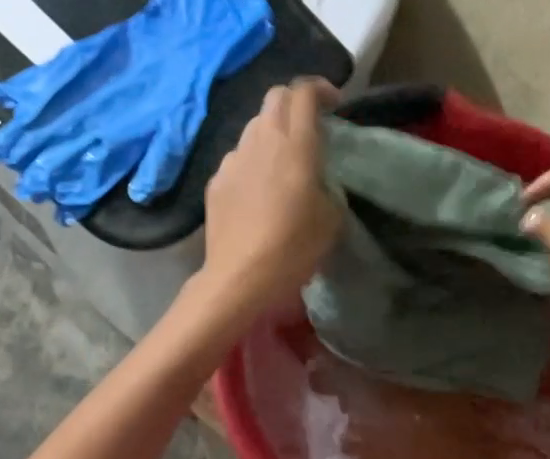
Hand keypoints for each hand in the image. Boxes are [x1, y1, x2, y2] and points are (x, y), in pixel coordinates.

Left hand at [198, 78, 341, 313]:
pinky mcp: (215, 182)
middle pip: (275, 98)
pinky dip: (251, 164)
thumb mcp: (331, 220)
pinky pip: (237, 160)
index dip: (320, 89)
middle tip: (308, 128)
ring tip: (280, 164)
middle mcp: (261, 140)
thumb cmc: (293, 249)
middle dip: (294, 104)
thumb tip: (319, 179)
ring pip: (254, 128)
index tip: (333, 105)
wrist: (241, 277)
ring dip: (271, 135)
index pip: (304, 92)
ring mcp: (233, 159)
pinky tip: (256, 193)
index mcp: (296, 144)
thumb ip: (329, 186)